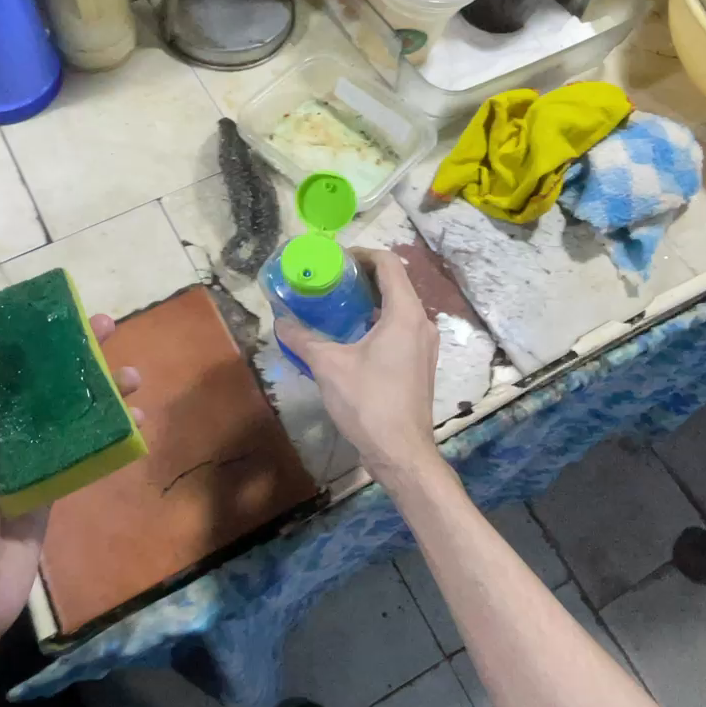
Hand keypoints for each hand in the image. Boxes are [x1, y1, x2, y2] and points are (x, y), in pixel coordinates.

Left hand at [0, 315, 141, 641]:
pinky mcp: (48, 490)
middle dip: (71, 358)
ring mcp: (22, 464)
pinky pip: (79, 454)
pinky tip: (134, 420)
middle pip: (36, 387)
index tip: (58, 313)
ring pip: (63, 417)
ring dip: (96, 393)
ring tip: (133, 374)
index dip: (25, 338)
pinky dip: (105, 435)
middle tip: (109, 329)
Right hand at [275, 247, 441, 485]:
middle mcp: (421, 323)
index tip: (335, 260)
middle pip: (395, 284)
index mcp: (405, 313)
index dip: (361, 255)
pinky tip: (352, 337)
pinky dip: (378, 322)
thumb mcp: (328, 365)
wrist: (400, 451)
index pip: (389, 264)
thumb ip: (303, 338)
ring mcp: (425, 344)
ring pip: (398, 308)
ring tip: (337, 306)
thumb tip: (280, 322)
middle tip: (330, 281)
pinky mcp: (420, 363)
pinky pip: (400, 328)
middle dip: (362, 278)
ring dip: (370, 301)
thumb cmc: (368, 402)